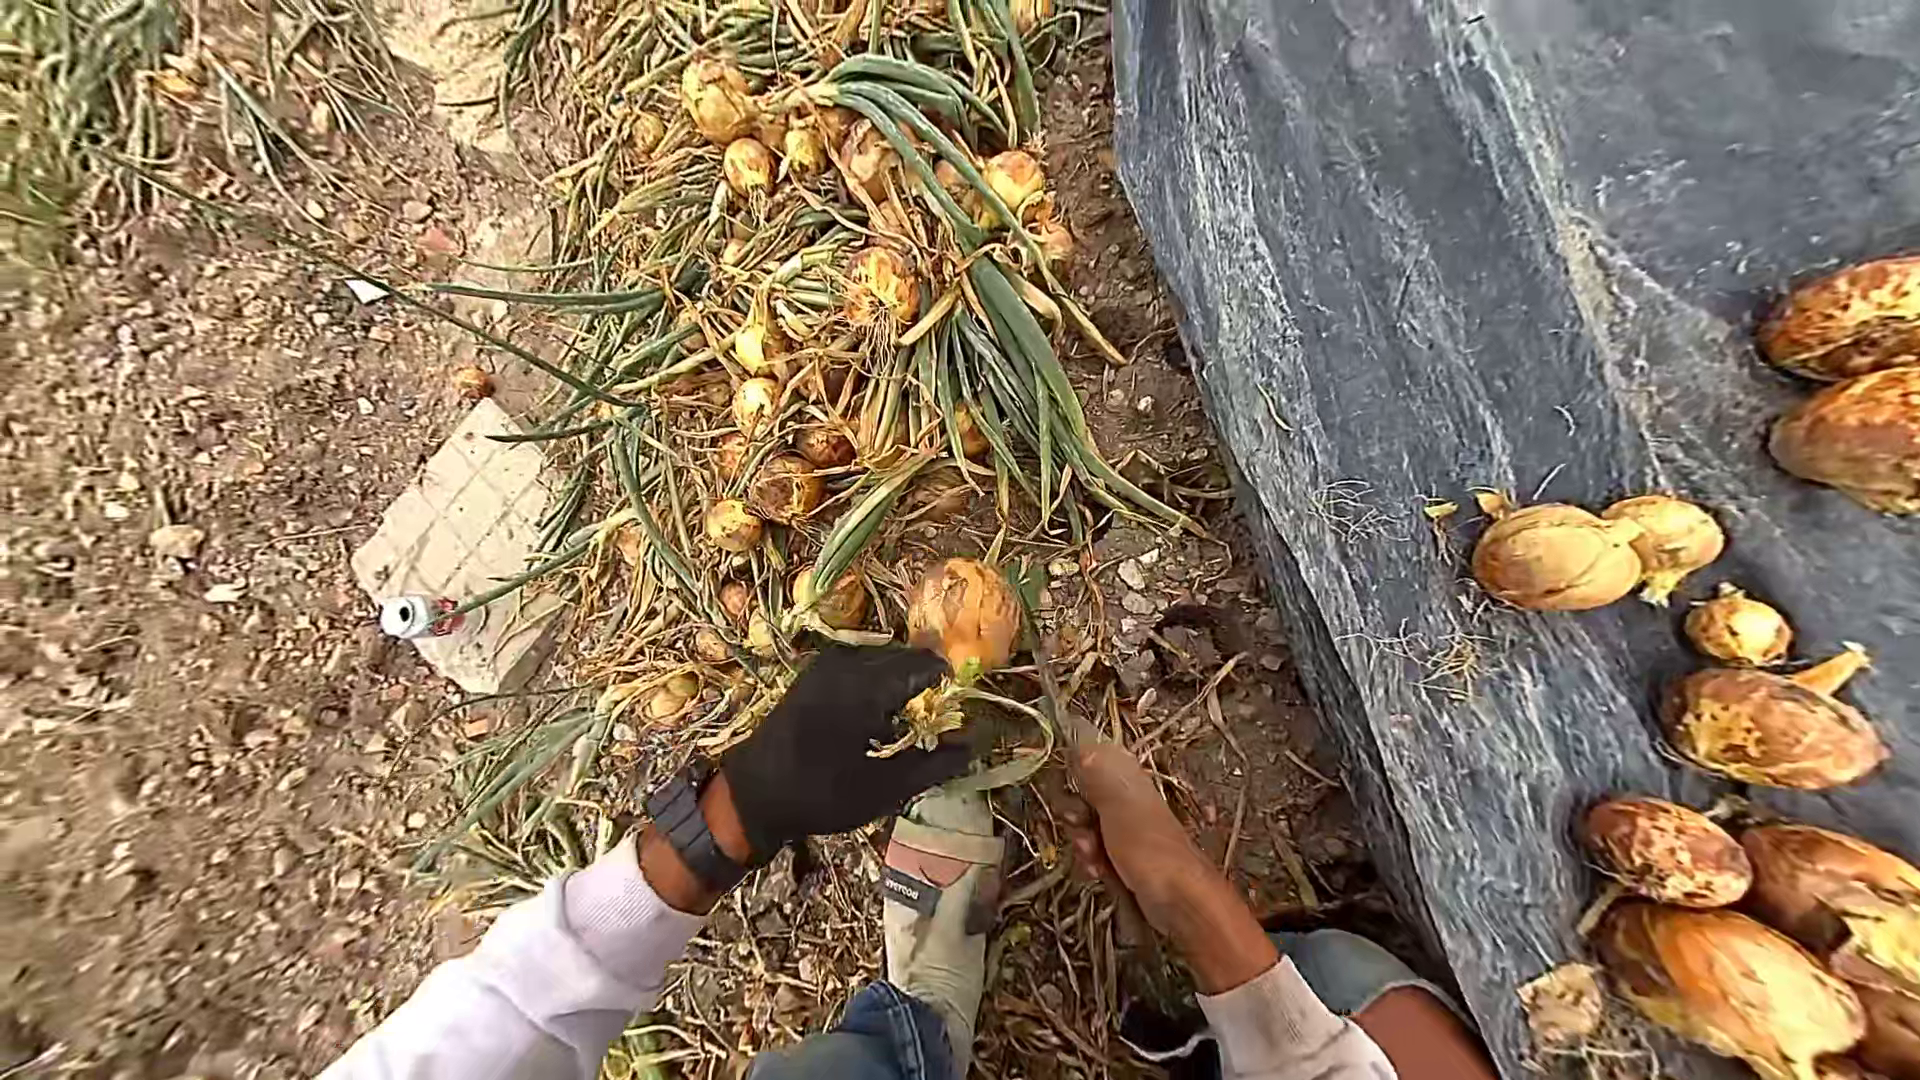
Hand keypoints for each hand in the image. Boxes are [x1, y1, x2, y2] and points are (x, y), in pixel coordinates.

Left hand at [720, 645, 969, 862]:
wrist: (753, 793)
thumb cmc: (823, 794)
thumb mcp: (887, 787)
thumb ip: (939, 761)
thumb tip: (980, 740)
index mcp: (868, 686)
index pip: (925, 664)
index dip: (946, 681)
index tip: (955, 704)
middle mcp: (849, 662)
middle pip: (905, 656)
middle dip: (924, 679)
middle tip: (932, 714)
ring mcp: (828, 661)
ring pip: (884, 655)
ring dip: (901, 677)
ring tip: (902, 715)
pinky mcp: (816, 668)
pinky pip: (862, 660)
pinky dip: (878, 677)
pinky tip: (873, 710)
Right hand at [1063, 741, 1277, 992]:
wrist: (1178, 901)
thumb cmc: (1148, 845)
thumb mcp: (1117, 801)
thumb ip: (1094, 771)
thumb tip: (1078, 736)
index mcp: (1126, 776)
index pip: (1088, 760)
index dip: (1072, 774)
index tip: (1068, 788)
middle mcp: (1124, 797)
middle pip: (1081, 795)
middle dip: (1074, 814)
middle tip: (1081, 826)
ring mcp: (1123, 828)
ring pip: (1084, 825)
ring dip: (1081, 841)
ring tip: (1092, 857)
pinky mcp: (1121, 857)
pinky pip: (1093, 850)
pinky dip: (1091, 860)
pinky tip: (1096, 871)